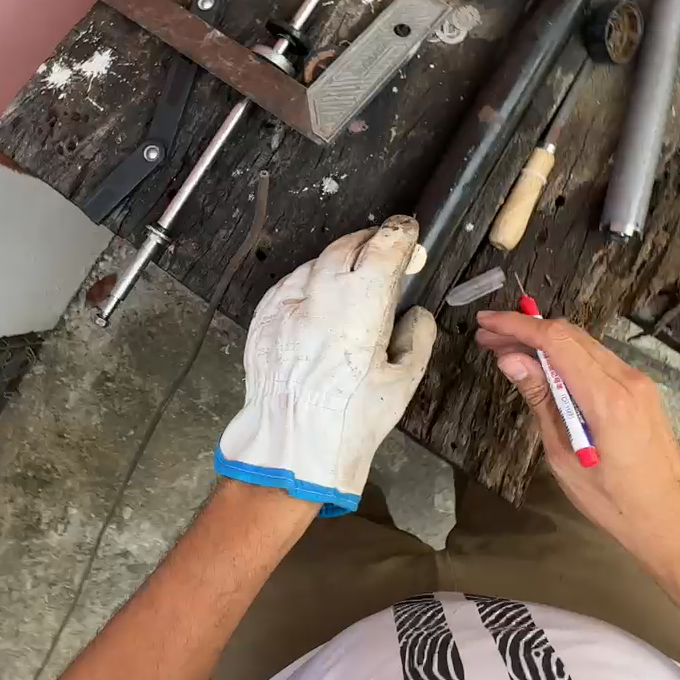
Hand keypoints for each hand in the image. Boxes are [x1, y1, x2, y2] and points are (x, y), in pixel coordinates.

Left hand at [217, 217, 436, 513]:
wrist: (291, 447)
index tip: (407, 231)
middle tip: (384, 248)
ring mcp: (287, 304)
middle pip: (347, 247)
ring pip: (317, 263)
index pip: (382, 250)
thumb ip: (415, 337)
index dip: (398, 235)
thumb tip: (413, 311)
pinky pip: (291, 284)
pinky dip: (311, 282)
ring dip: (339, 262)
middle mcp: (321, 297)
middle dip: (370, 241)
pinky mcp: (263, 316)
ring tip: (354, 276)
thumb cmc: (353, 420)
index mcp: (360, 310)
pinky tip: (321, 298)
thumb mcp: (402, 382)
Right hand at [475, 310, 679, 556]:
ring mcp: (638, 381)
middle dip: (525, 329)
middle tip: (488, 338)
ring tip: (508, 350)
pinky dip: (565, 354)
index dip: (516, 325)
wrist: (672, 523)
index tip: (486, 322)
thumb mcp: (564, 457)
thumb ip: (541, 401)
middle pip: (568, 334)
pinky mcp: (641, 388)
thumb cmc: (614, 503)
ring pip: (582, 342)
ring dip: (543, 340)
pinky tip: (543, 366)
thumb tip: (510, 360)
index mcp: (608, 399)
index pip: (556, 342)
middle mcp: (627, 379)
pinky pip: (596, 357)